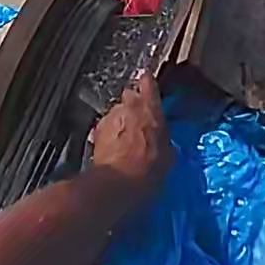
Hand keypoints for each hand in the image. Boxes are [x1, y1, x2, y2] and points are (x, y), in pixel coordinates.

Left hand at [90, 71, 170, 194]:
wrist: (117, 184)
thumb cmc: (149, 168)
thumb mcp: (168, 154)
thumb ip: (164, 137)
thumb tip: (162, 140)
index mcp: (150, 106)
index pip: (148, 80)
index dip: (148, 84)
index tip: (150, 89)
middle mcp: (128, 105)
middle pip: (130, 96)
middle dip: (133, 106)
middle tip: (139, 124)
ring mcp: (110, 116)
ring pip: (117, 113)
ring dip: (120, 122)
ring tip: (124, 142)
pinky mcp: (96, 131)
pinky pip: (105, 128)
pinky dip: (109, 135)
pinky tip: (113, 151)